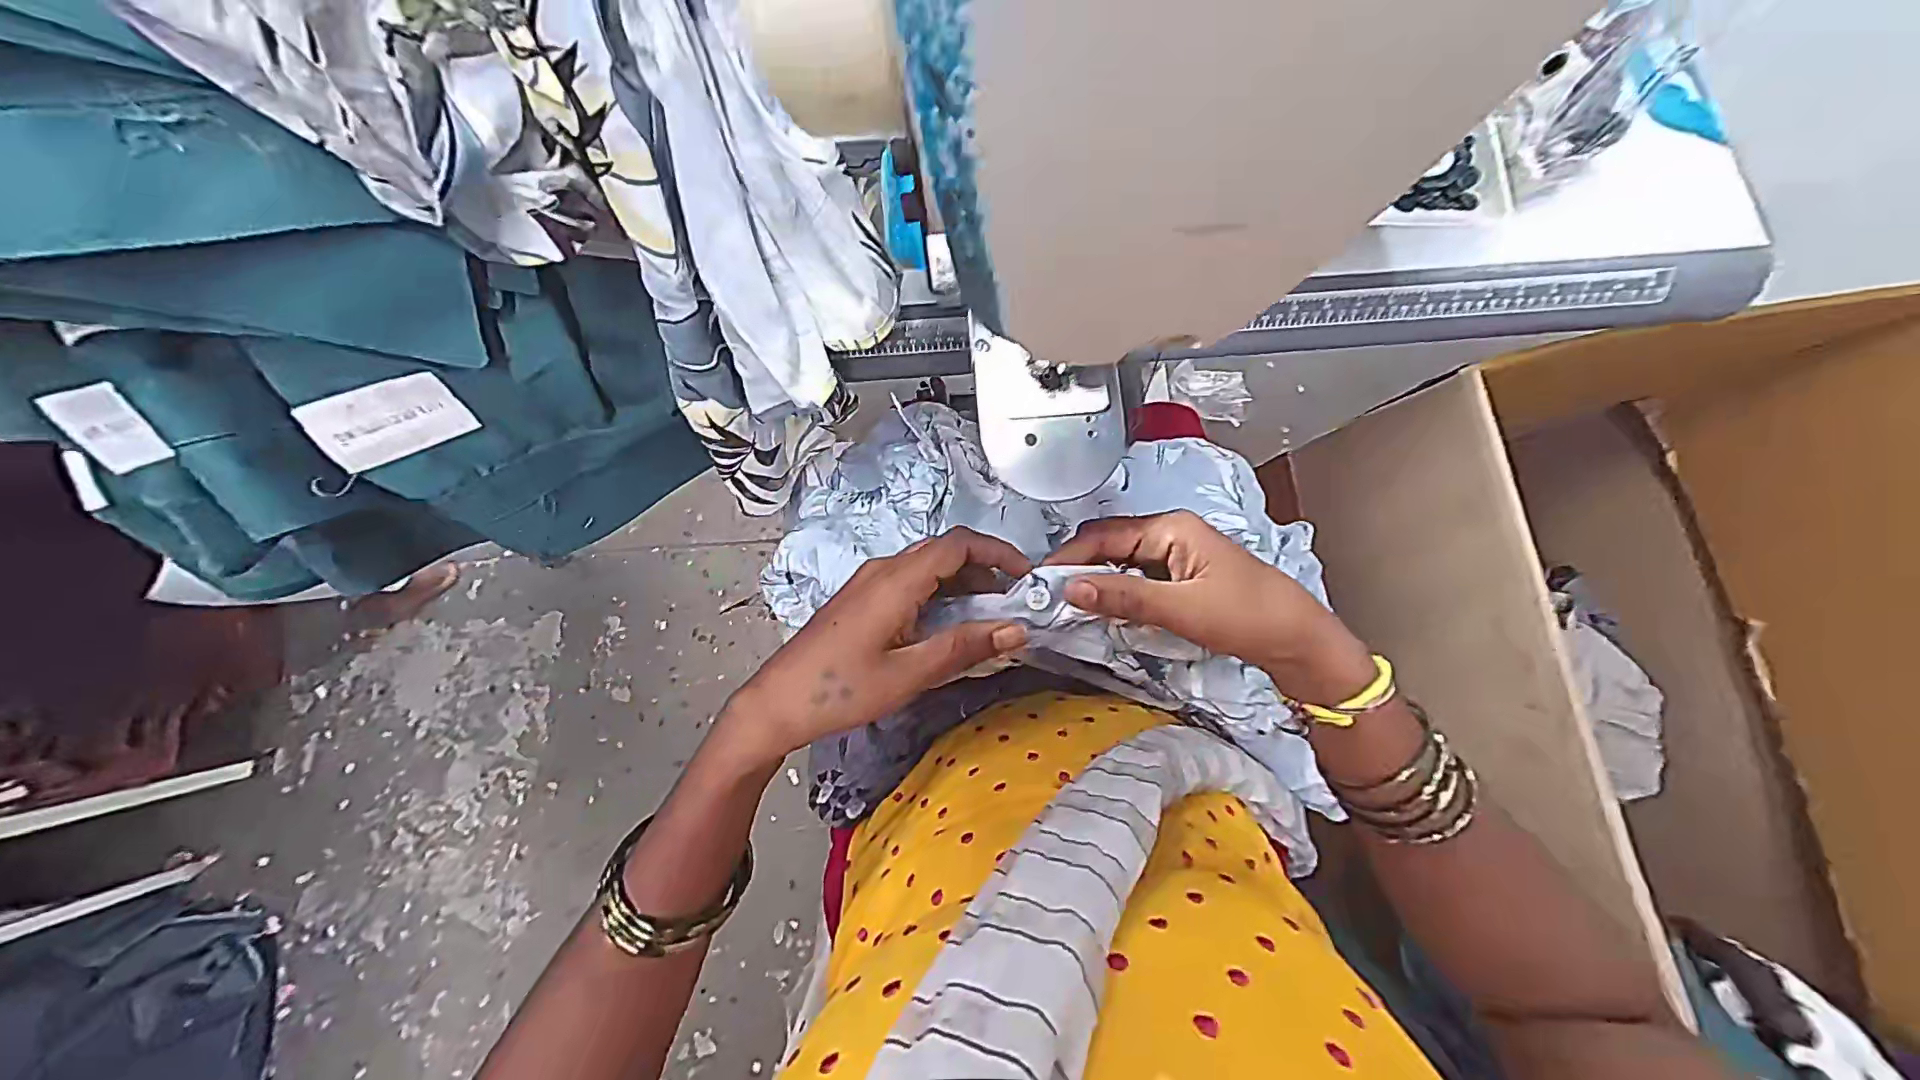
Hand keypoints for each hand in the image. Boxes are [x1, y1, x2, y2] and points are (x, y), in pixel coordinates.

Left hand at [716, 527, 1031, 767]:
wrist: (777, 703)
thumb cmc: (839, 690)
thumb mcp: (909, 674)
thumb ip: (964, 647)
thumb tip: (1015, 630)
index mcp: (896, 580)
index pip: (958, 544)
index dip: (999, 552)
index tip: (1026, 577)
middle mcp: (883, 570)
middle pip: (945, 551)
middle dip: (986, 568)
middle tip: (1014, 600)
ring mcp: (869, 582)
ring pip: (928, 566)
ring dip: (964, 582)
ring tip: (991, 614)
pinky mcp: (862, 599)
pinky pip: (911, 582)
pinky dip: (941, 593)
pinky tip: (951, 623)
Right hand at [1043, 510, 1374, 703]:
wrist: (1299, 642)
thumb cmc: (1248, 616)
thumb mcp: (1180, 608)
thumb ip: (1123, 596)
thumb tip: (1072, 587)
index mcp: (1171, 528)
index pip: (1104, 535)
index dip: (1070, 556)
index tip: (1042, 580)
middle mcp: (1171, 534)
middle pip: (1110, 544)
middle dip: (1081, 567)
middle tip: (1052, 595)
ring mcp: (1177, 555)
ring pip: (1122, 563)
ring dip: (1099, 581)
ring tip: (1073, 604)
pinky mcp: (1182, 577)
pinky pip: (1138, 579)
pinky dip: (1119, 593)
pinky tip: (1107, 610)